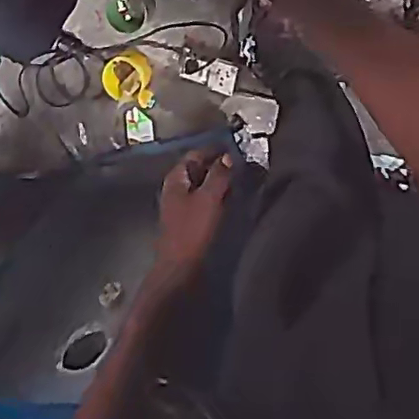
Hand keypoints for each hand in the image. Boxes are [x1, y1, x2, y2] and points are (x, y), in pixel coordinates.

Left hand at [151, 148, 233, 288]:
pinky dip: (217, 197)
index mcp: (176, 178)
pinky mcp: (188, 220)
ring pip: (202, 185)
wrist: (179, 270)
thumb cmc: (192, 230)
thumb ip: (218, 175)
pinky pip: (204, 200)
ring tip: (240, 181)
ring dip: (219, 182)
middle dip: (219, 166)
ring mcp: (181, 205)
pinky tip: (230, 200)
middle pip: (199, 169)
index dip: (214, 150)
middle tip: (242, 165)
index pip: (195, 154)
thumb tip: (227, 156)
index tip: (236, 148)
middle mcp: (176, 188)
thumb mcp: (208, 198)